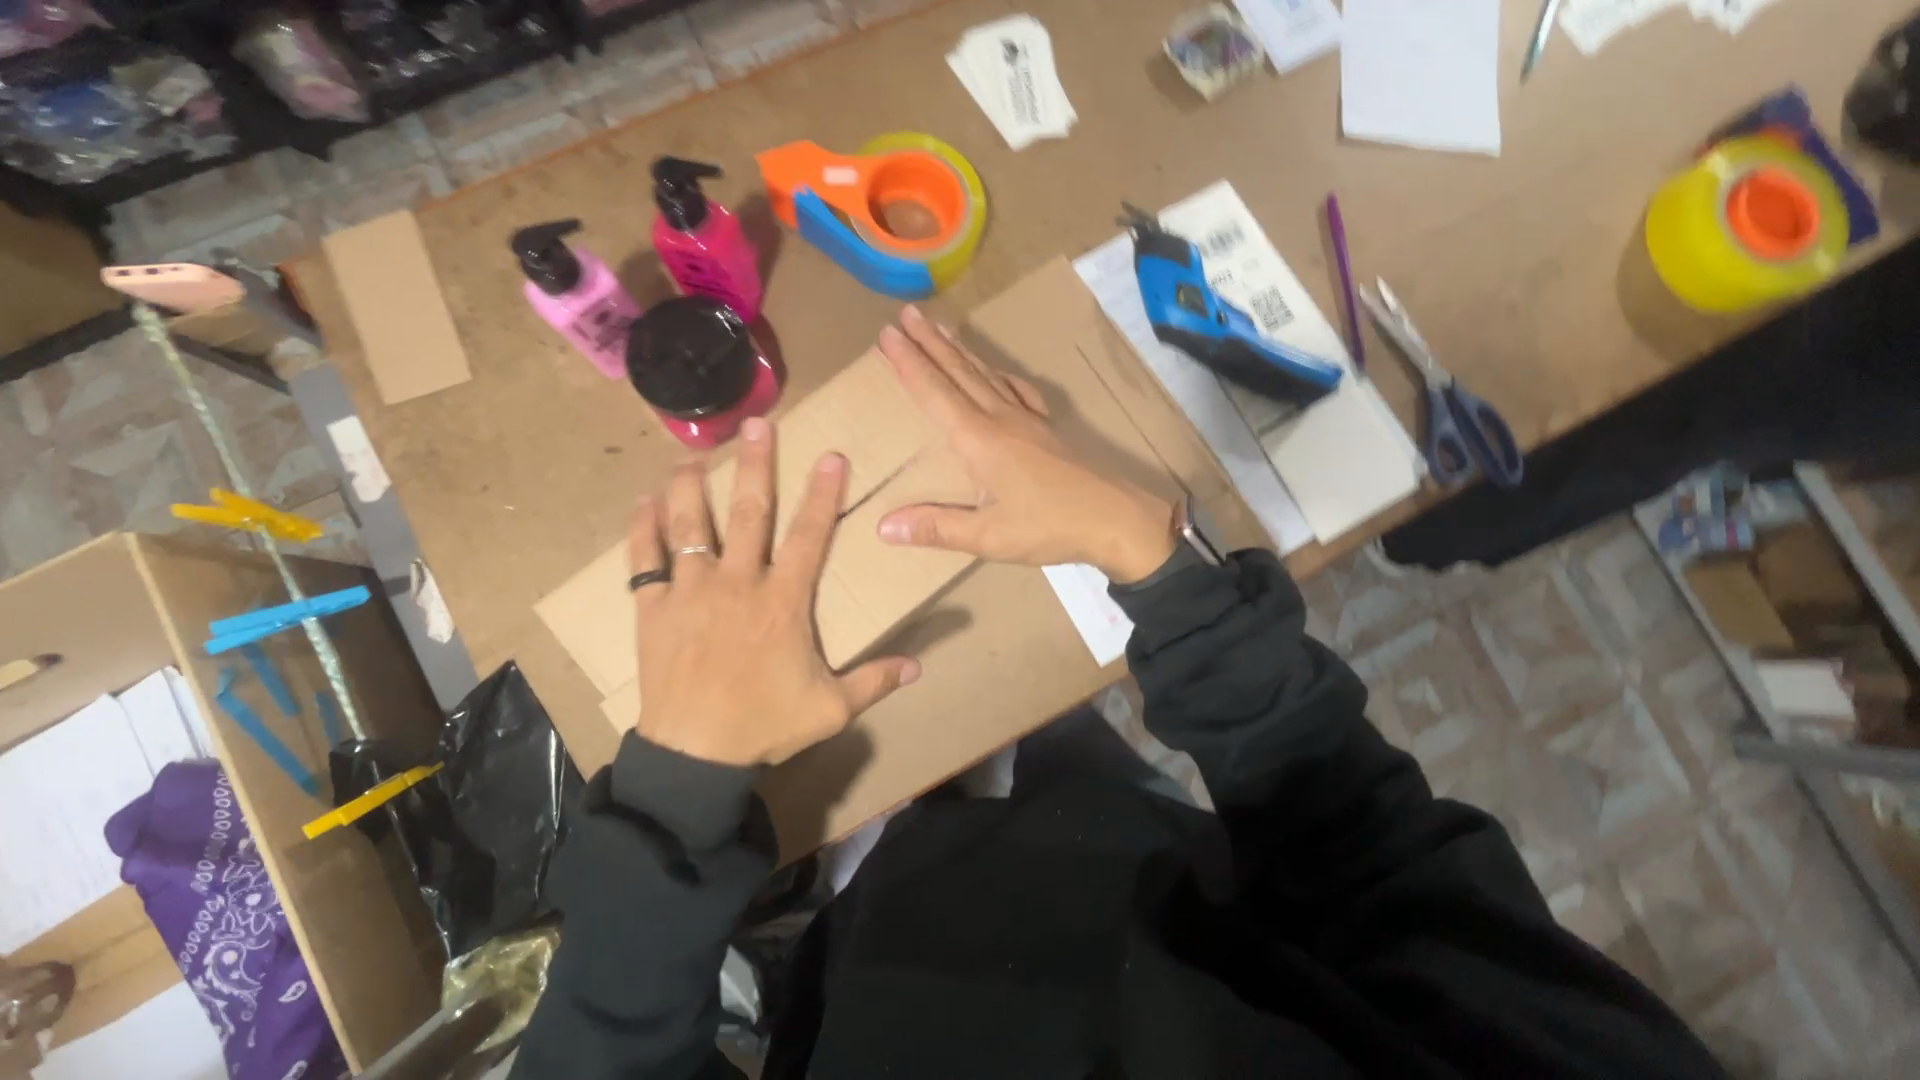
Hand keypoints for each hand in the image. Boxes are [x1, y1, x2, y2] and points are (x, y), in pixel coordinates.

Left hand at [628, 418, 919, 765]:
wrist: (695, 754)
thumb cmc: (764, 725)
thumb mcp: (831, 708)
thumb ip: (874, 681)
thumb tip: (919, 667)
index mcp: (783, 602)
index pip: (809, 536)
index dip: (823, 495)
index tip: (830, 456)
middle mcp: (738, 583)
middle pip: (749, 513)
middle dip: (756, 465)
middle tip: (757, 425)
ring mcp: (691, 591)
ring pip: (690, 524)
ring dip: (692, 485)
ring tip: (694, 454)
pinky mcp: (654, 608)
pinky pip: (643, 560)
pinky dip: (642, 529)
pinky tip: (643, 503)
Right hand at [875, 306, 1177, 582]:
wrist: (1114, 518)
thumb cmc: (1049, 527)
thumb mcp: (988, 536)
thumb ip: (936, 528)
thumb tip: (884, 527)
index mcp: (979, 440)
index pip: (934, 393)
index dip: (908, 363)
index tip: (887, 334)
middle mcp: (1000, 419)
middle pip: (958, 373)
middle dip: (929, 343)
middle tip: (905, 314)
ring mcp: (1027, 420)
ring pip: (985, 375)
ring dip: (959, 351)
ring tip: (940, 327)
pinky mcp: (1046, 429)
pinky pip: (1016, 389)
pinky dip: (998, 373)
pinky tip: (996, 370)